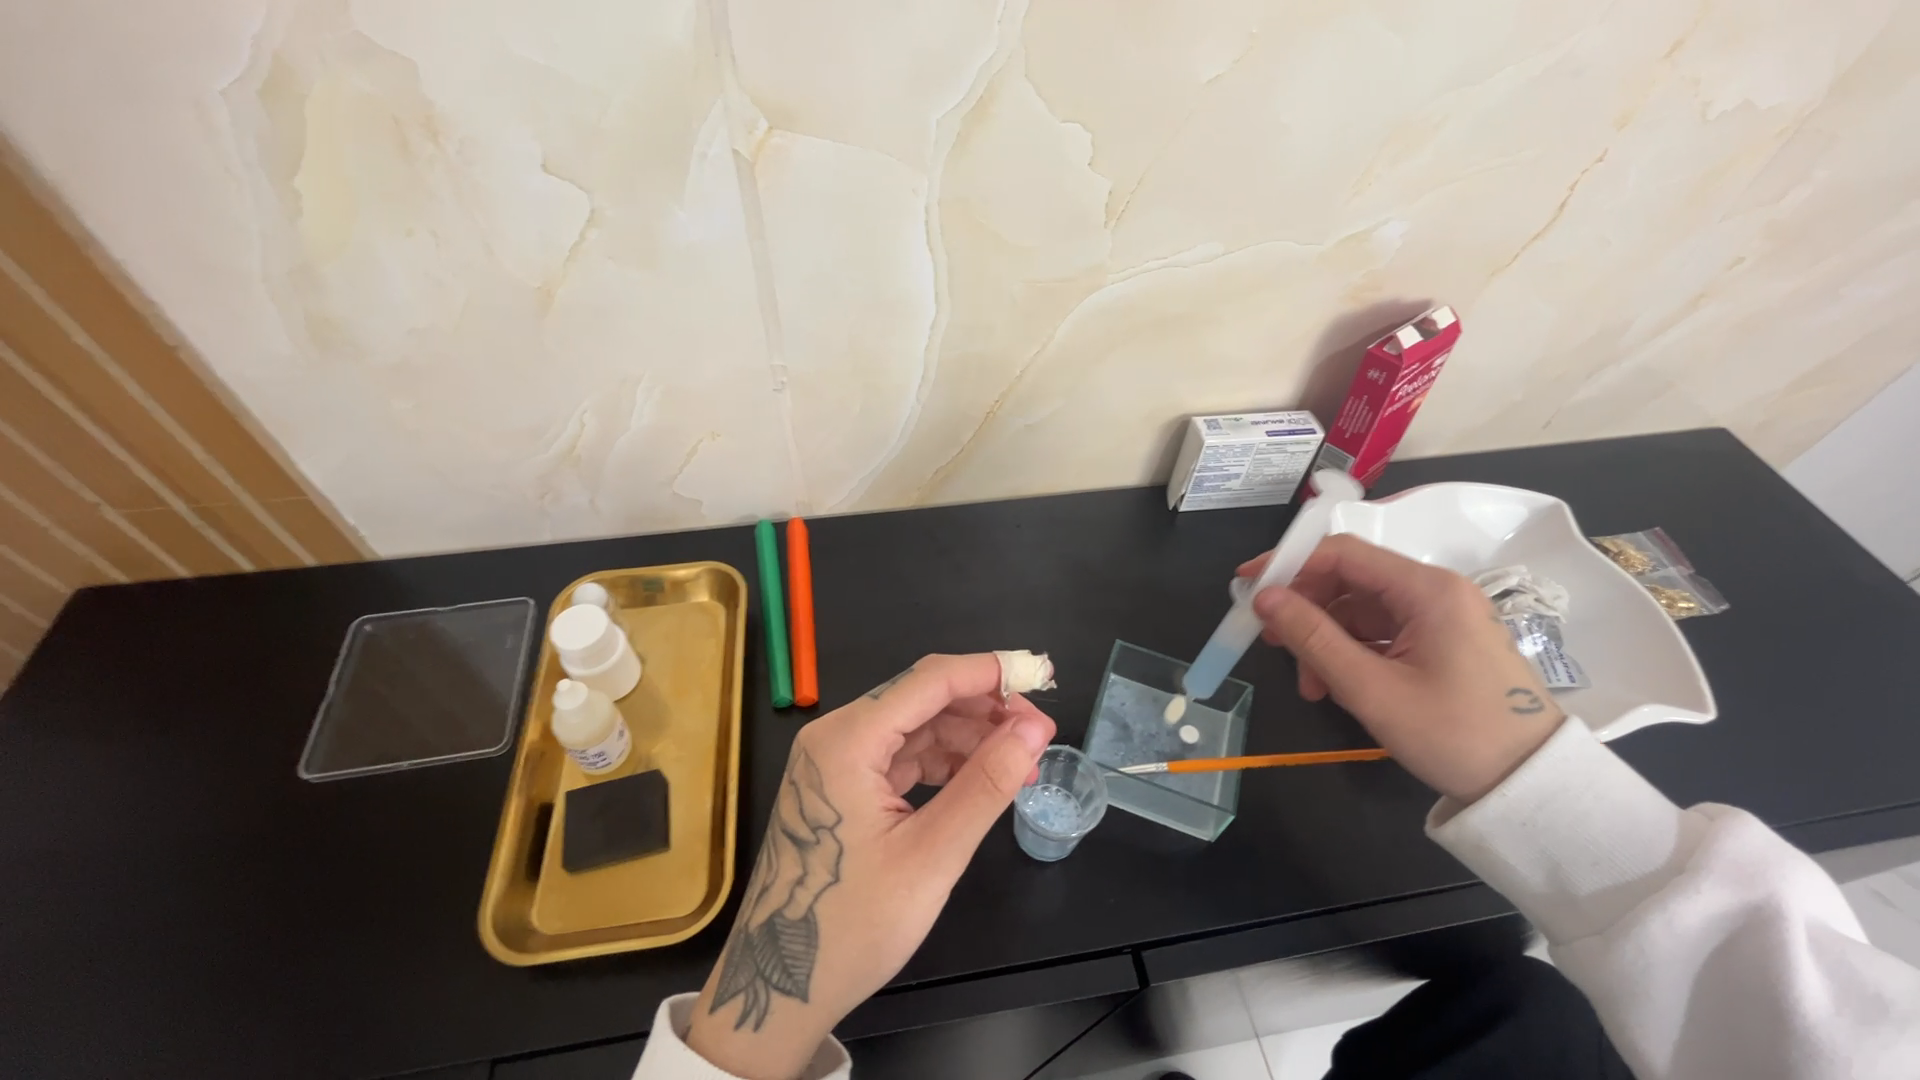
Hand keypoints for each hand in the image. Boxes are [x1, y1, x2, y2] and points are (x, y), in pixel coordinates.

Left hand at [687, 653, 1055, 1078]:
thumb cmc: (852, 926)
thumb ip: (985, 786)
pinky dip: (943, 761)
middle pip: (922, 697)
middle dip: (984, 708)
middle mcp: (836, 736)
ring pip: (915, 725)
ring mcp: (835, 761)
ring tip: (1018, 762)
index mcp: (847, 740)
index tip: (1041, 678)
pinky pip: (901, 755)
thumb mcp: (931, 856)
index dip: (990, 672)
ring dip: (968, 736)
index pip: (930, 680)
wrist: (779, 986)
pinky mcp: (842, 786)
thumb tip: (1033, 731)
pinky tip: (978, 779)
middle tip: (1038, 735)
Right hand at [1241, 535, 1563, 803]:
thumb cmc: (1453, 733)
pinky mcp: (1439, 642)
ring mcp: (1439, 617)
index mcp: (1426, 589)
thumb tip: (1263, 597)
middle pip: (1349, 581)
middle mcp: (1434, 591)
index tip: (1247, 587)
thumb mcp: (1371, 689)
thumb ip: (1312, 637)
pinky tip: (1334, 688)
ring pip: (1358, 611)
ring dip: (1324, 641)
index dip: (1289, 563)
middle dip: (1304, 610)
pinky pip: (1378, 633)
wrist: (1531, 784)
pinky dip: (1349, 654)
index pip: (1342, 553)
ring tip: (1308, 686)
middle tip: (1269, 641)